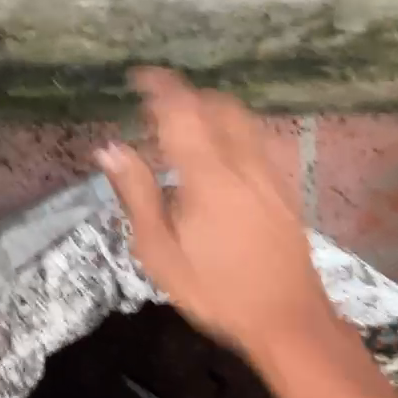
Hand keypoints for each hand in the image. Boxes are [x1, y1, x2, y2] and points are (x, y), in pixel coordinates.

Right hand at [96, 68, 336, 356]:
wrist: (287, 319)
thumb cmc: (214, 291)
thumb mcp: (160, 251)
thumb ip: (136, 194)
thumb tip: (109, 149)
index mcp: (207, 175)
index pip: (182, 111)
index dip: (160, 87)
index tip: (139, 78)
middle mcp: (243, 163)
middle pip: (217, 106)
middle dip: (186, 97)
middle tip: (156, 108)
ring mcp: (270, 174)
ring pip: (242, 120)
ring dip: (212, 110)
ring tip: (186, 126)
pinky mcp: (285, 189)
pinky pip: (257, 140)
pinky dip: (232, 131)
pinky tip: (220, 156)